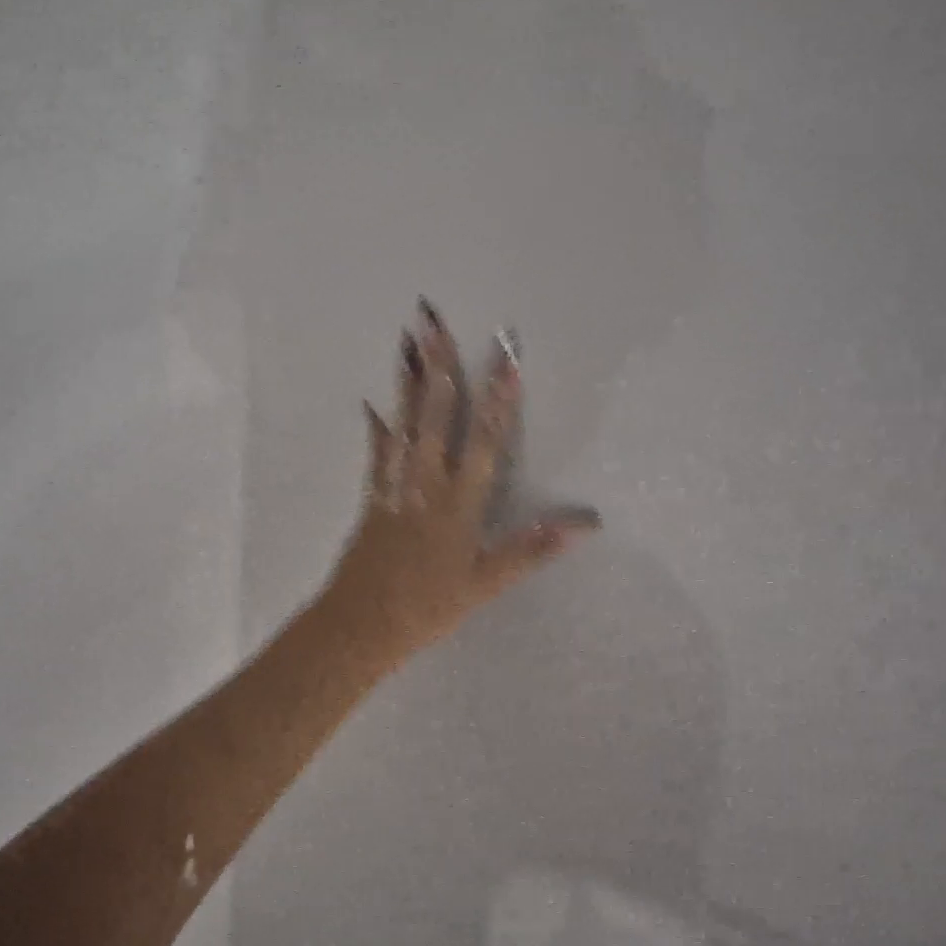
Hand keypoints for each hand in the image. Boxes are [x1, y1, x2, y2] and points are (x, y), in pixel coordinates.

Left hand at [323, 298, 600, 662]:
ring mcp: (396, 487)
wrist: (361, 624)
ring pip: (404, 424)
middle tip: (434, 321)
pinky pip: (376, 453)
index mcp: (459, 503)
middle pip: (435, 416)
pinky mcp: (373, 497)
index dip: (497, 399)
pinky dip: (377, 427)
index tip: (505, 358)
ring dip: (407, 381)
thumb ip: (531, 549)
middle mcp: (427, 484)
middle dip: (439, 367)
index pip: (484, 441)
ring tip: (407, 340)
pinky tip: (373, 401)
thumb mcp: (485, 583)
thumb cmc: (428, 606)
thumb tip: (585, 525)